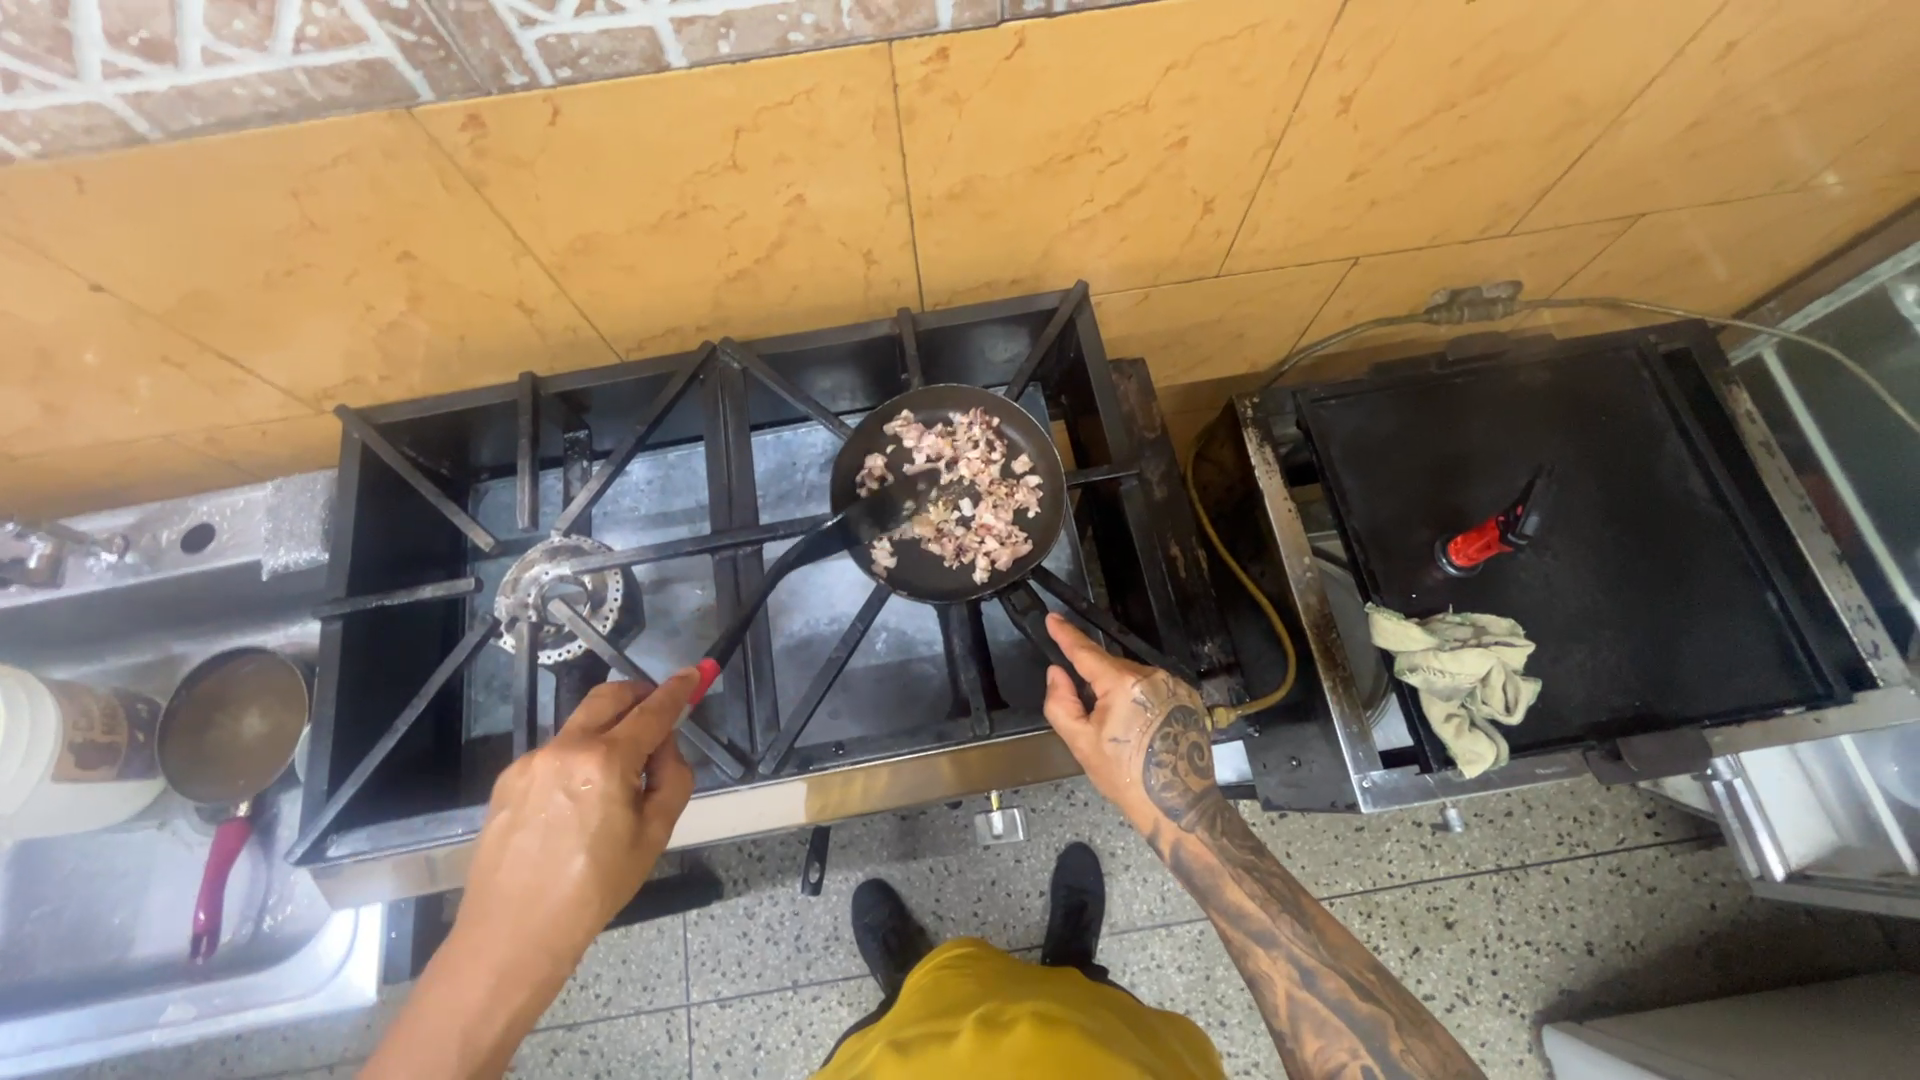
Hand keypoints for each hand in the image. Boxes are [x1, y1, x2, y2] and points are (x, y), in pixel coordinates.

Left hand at [454, 672, 697, 963]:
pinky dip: (579, 759)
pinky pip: (555, 754)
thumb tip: (663, 747)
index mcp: (605, 761)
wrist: (513, 934)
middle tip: (658, 712)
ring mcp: (530, 762)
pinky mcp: (507, 781)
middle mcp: (565, 748)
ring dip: (608, 731)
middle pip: (608, 697)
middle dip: (639, 694)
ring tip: (618, 779)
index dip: (678, 690)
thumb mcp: (655, 834)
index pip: (652, 711)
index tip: (694, 673)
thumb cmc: (595, 888)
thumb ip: (672, 777)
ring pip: (580, 726)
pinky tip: (579, 803)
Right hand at [1040, 613, 1217, 833]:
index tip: (1053, 618)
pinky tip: (1139, 728)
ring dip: (1118, 692)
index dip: (1066, 634)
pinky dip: (1139, 699)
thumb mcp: (1080, 743)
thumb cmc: (1125, 775)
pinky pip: (1152, 688)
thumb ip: (1060, 702)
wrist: (1177, 803)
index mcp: (1123, 684)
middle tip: (1089, 717)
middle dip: (1094, 681)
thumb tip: (1057, 672)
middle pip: (1110, 667)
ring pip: (1132, 677)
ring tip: (1119, 731)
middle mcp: (1152, 676)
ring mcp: (1174, 685)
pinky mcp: (1187, 697)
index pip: (1086, 652)